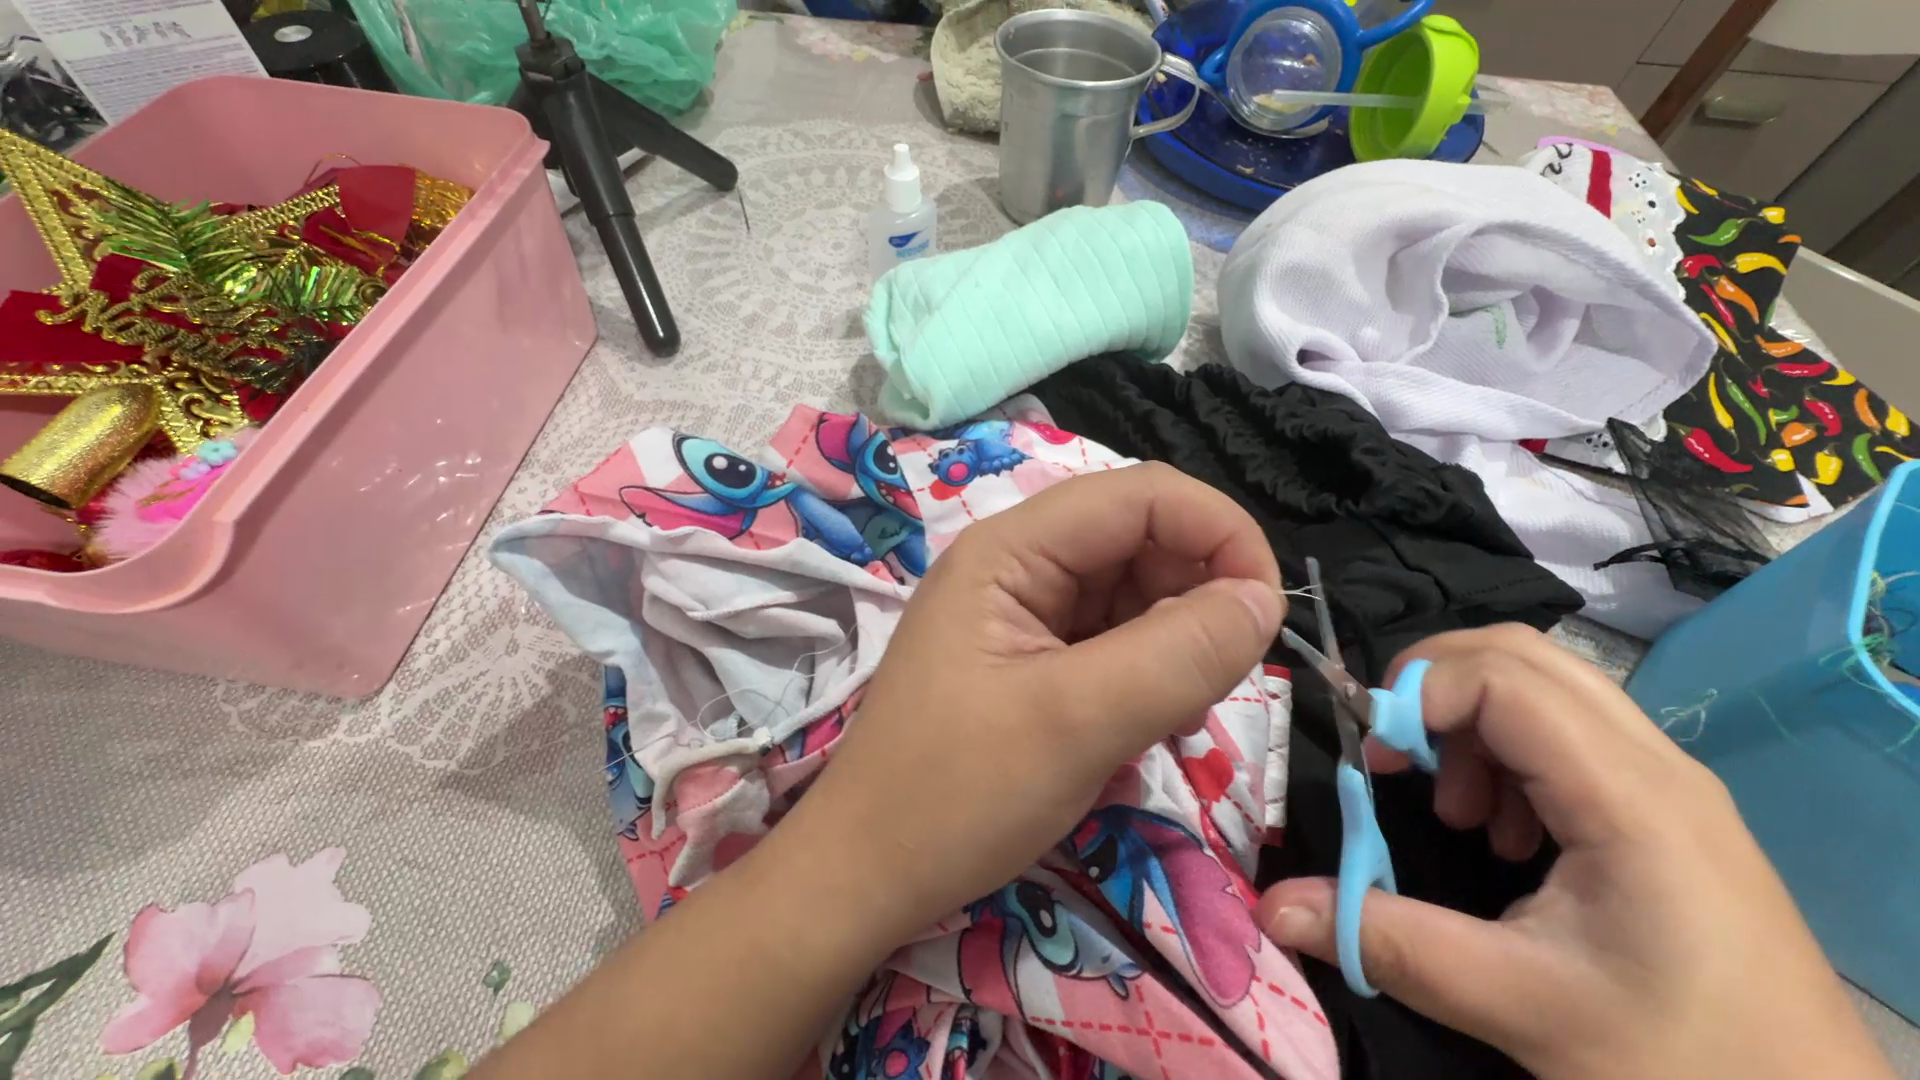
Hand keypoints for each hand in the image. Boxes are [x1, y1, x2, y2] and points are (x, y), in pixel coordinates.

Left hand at [779, 462, 1284, 941]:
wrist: (867, 875)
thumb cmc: (955, 795)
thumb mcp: (1077, 724)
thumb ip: (1178, 654)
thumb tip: (1263, 599)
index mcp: (1011, 550)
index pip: (1142, 495)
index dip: (1218, 533)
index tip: (1266, 612)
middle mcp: (1017, 566)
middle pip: (1140, 541)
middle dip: (1197, 598)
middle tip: (1213, 684)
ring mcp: (1021, 615)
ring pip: (1134, 596)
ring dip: (1175, 645)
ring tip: (1171, 718)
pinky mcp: (1030, 662)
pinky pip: (1113, 643)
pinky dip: (1148, 675)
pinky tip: (1145, 729)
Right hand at [1256, 626, 1894, 1079]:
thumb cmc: (1677, 1060)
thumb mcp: (1519, 1004)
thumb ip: (1388, 940)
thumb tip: (1270, 905)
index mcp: (1631, 798)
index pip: (1505, 677)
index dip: (1418, 693)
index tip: (1373, 758)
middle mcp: (1655, 765)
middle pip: (1521, 655)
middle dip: (1433, 687)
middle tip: (1394, 758)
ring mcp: (1664, 782)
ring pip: (1542, 684)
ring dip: (1468, 720)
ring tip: (1452, 807)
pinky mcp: (1660, 807)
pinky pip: (1563, 730)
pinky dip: (1503, 750)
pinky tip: (1501, 833)